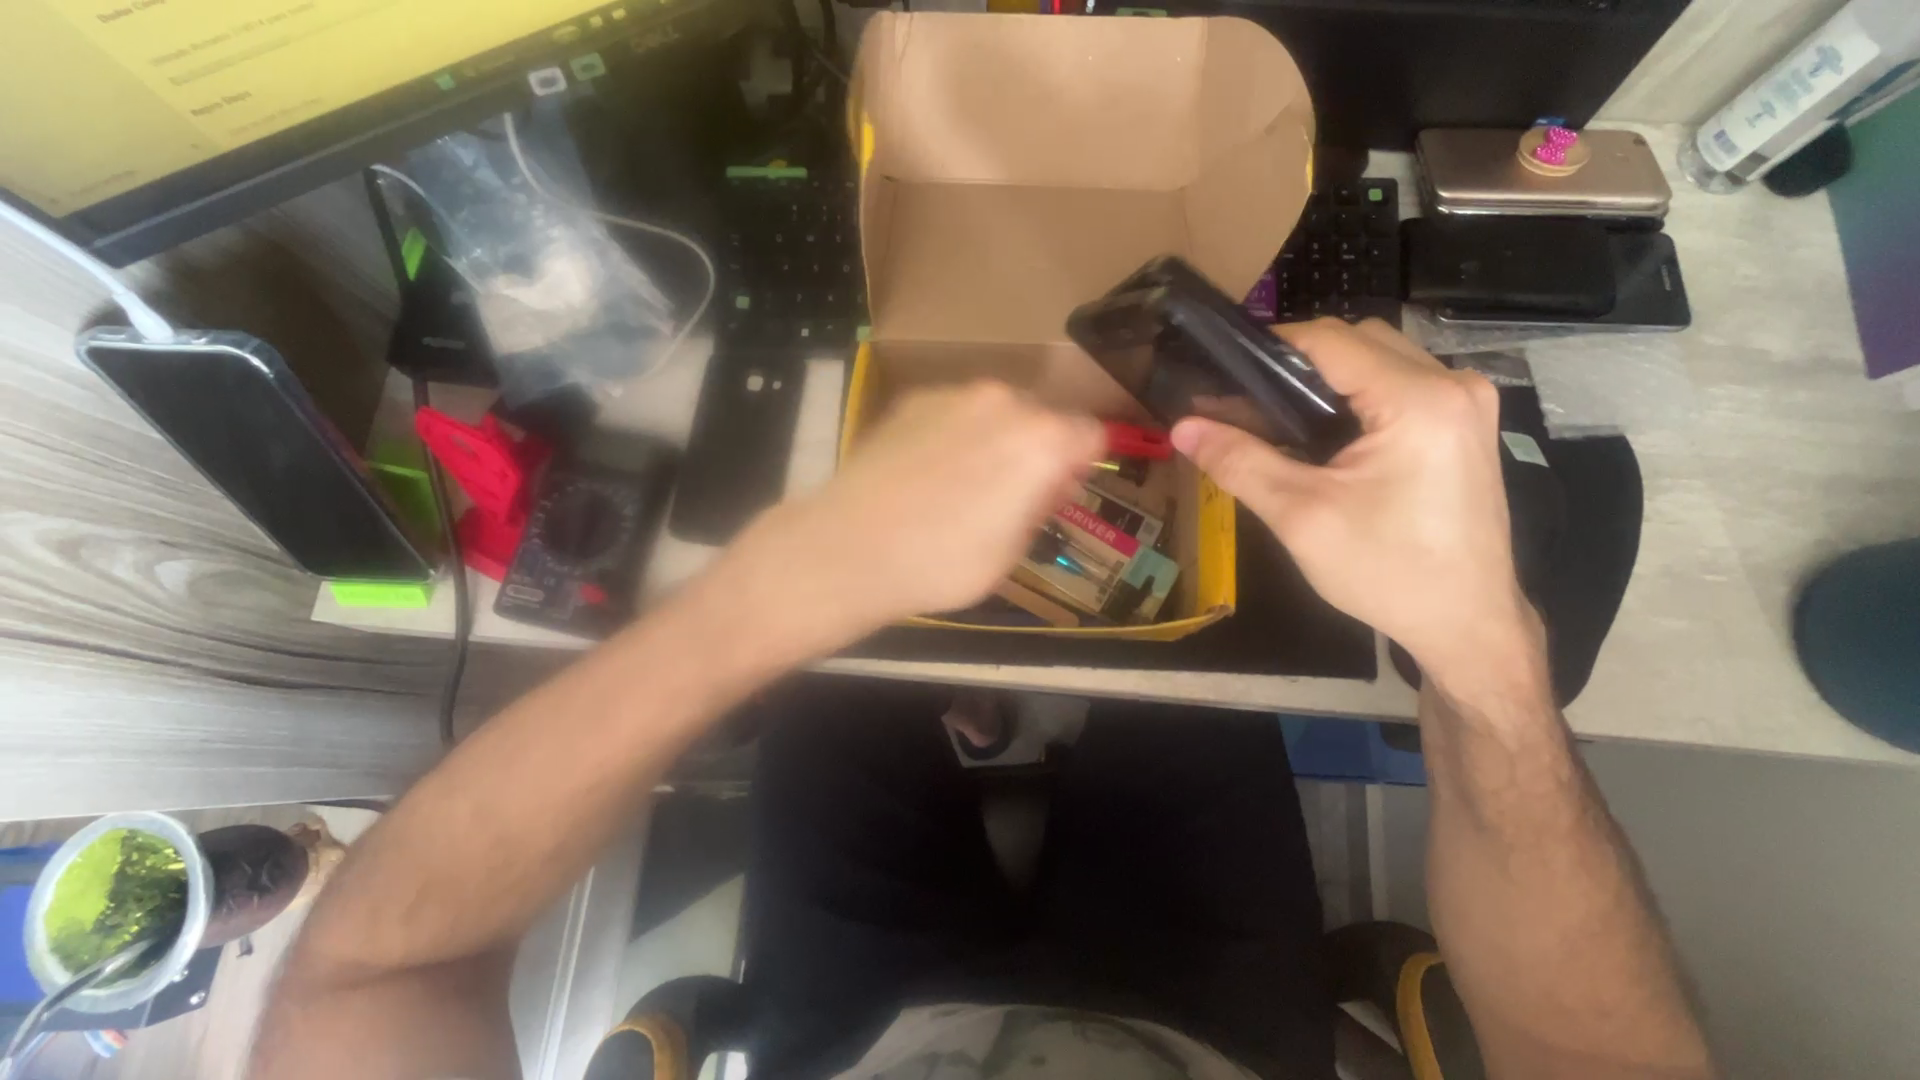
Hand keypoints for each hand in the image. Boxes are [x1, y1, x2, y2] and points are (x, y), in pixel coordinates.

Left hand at [713, 380, 1105, 652]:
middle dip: (1037, 450)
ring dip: (993, 440)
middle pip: (1042, 418)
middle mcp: (1004, 403)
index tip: (1061, 492)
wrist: (850, 546)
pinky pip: (953, 413)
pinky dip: (952, 435)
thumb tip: (1050, 483)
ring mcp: (954, 395)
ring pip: (995, 413)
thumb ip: (1041, 505)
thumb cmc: (942, 562)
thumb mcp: (1012, 551)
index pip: (1092, 434)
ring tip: (959, 488)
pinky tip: (923, 475)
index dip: (1082, 464)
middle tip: (1010, 496)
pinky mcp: (912, 399)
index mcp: (1042, 442)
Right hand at [1169, 318, 1536, 683]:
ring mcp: (1467, 402)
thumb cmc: (1386, 571)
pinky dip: (1359, 395)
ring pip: (1382, 359)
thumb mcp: (1301, 517)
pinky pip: (1402, 384)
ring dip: (1330, 378)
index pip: (1329, 339)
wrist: (1466, 622)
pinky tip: (1327, 436)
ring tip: (1281, 420)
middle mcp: (1453, 384)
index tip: (1223, 374)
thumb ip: (1240, 463)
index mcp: (1418, 400)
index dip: (1270, 347)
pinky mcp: (1466, 423)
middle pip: (1358, 340)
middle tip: (1248, 405)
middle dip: (1298, 362)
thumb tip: (1182, 427)